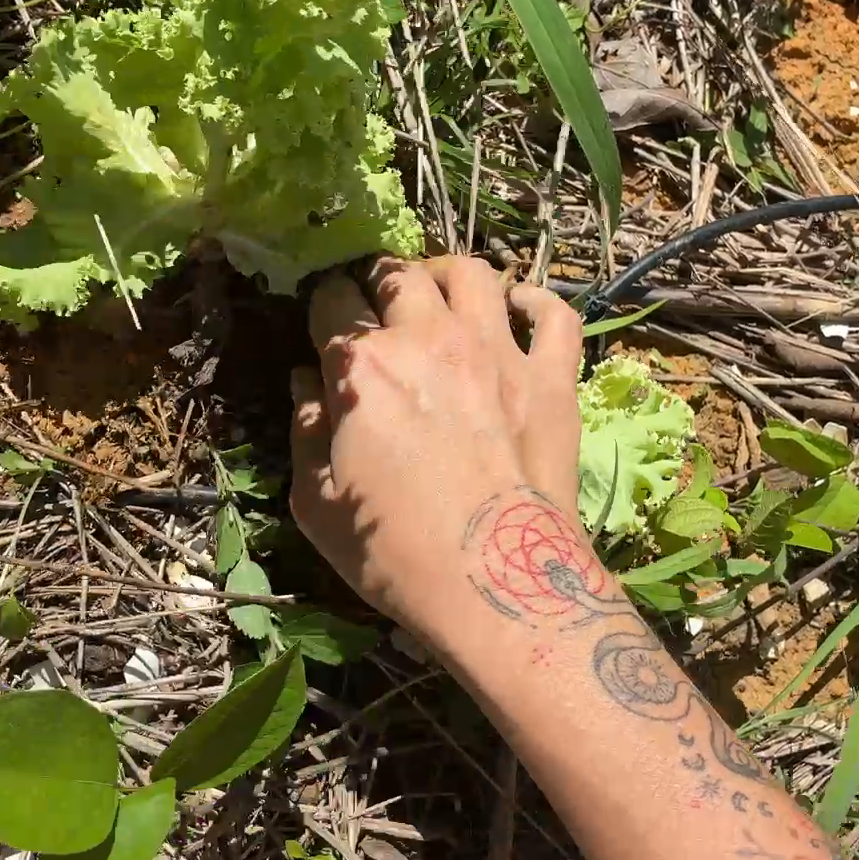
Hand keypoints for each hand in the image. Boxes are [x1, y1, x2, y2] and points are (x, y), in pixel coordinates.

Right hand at [289, 256, 583, 642]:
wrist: (495, 584)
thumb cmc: (393, 552)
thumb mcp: (317, 501)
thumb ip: (306, 427)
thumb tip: (307, 380)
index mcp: (363, 367)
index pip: (331, 304)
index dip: (322, 306)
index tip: (325, 319)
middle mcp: (429, 339)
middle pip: (398, 275)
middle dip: (378, 279)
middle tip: (377, 302)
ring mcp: (498, 352)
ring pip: (472, 275)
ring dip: (445, 275)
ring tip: (438, 293)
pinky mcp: (551, 377)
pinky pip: (553, 315)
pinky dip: (535, 302)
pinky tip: (518, 309)